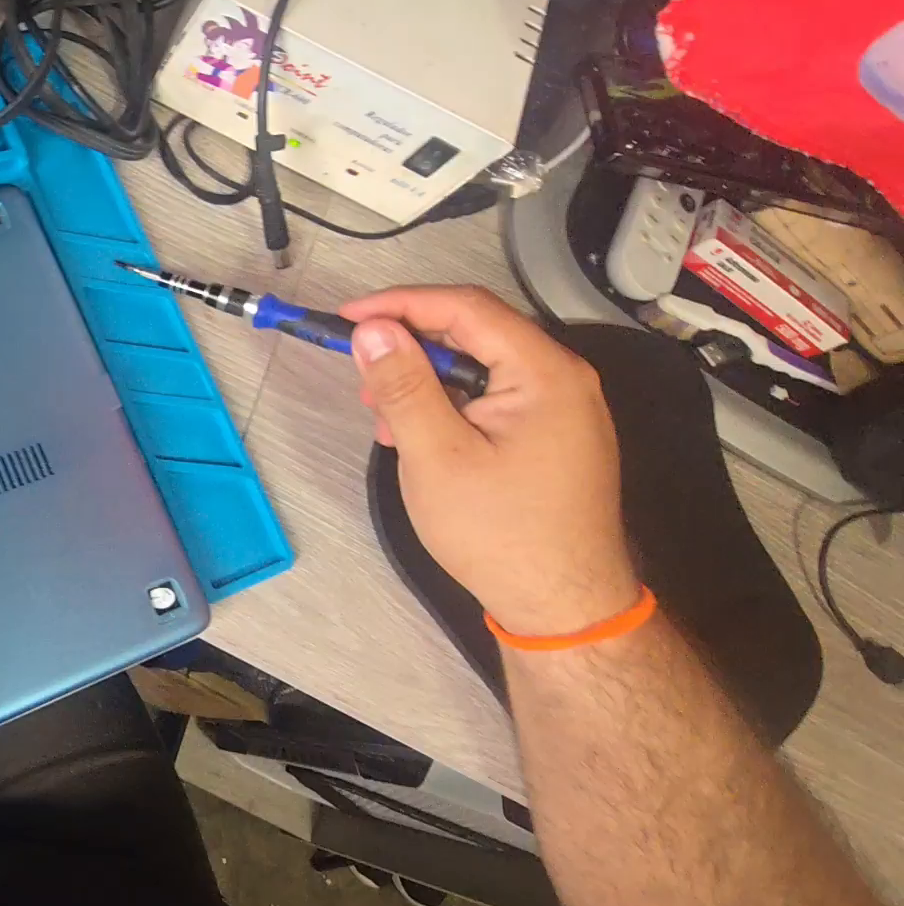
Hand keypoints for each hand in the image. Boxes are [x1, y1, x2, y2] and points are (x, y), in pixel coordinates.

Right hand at [339, 286, 642, 637]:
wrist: (558, 601)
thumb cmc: (495, 529)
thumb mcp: (436, 454)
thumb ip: (403, 385)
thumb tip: (372, 329)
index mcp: (543, 372)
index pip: (465, 308)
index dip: (399, 304)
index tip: (345, 317)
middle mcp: (559, 378)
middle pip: (473, 333)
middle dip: (408, 347)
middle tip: (361, 381)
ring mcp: (557, 408)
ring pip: (475, 367)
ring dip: (421, 381)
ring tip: (384, 419)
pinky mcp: (546, 435)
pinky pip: (486, 398)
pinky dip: (443, 405)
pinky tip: (416, 437)